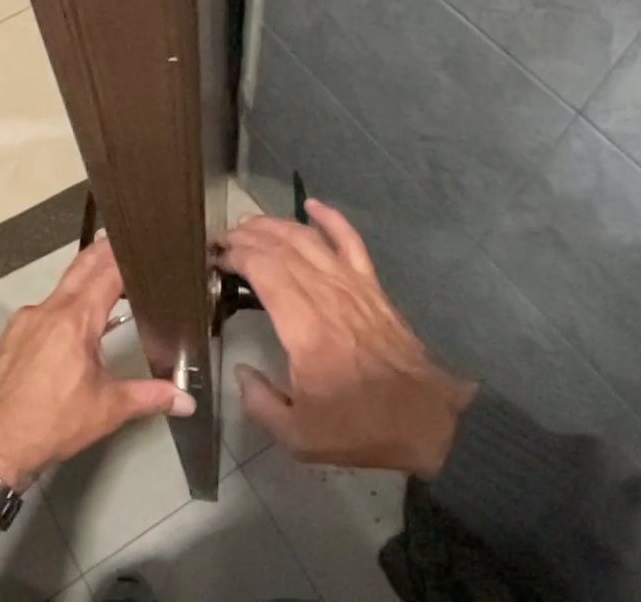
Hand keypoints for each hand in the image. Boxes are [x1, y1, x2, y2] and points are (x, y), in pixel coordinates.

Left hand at [0, 237, 195, 489]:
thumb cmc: (53, 423)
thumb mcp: (107, 409)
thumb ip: (150, 396)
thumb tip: (187, 401)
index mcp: (75, 320)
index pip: (107, 274)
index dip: (127, 258)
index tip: (147, 247)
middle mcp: (49, 309)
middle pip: (82, 267)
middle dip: (105, 252)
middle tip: (128, 241)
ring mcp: (27, 318)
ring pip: (63, 287)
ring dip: (86, 279)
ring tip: (109, 280)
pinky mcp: (14, 332)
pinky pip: (46, 307)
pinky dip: (66, 303)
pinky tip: (77, 321)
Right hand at [218, 200, 477, 478]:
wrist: (426, 420)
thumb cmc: (360, 427)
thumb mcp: (299, 435)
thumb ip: (260, 403)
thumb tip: (241, 372)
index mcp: (304, 328)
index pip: (263, 271)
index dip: (236, 256)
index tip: (215, 257)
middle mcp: (326, 296)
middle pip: (280, 249)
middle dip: (246, 237)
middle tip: (221, 239)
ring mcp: (352, 286)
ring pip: (308, 240)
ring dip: (275, 225)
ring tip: (249, 223)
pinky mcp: (371, 286)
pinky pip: (350, 242)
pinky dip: (331, 219)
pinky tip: (312, 205)